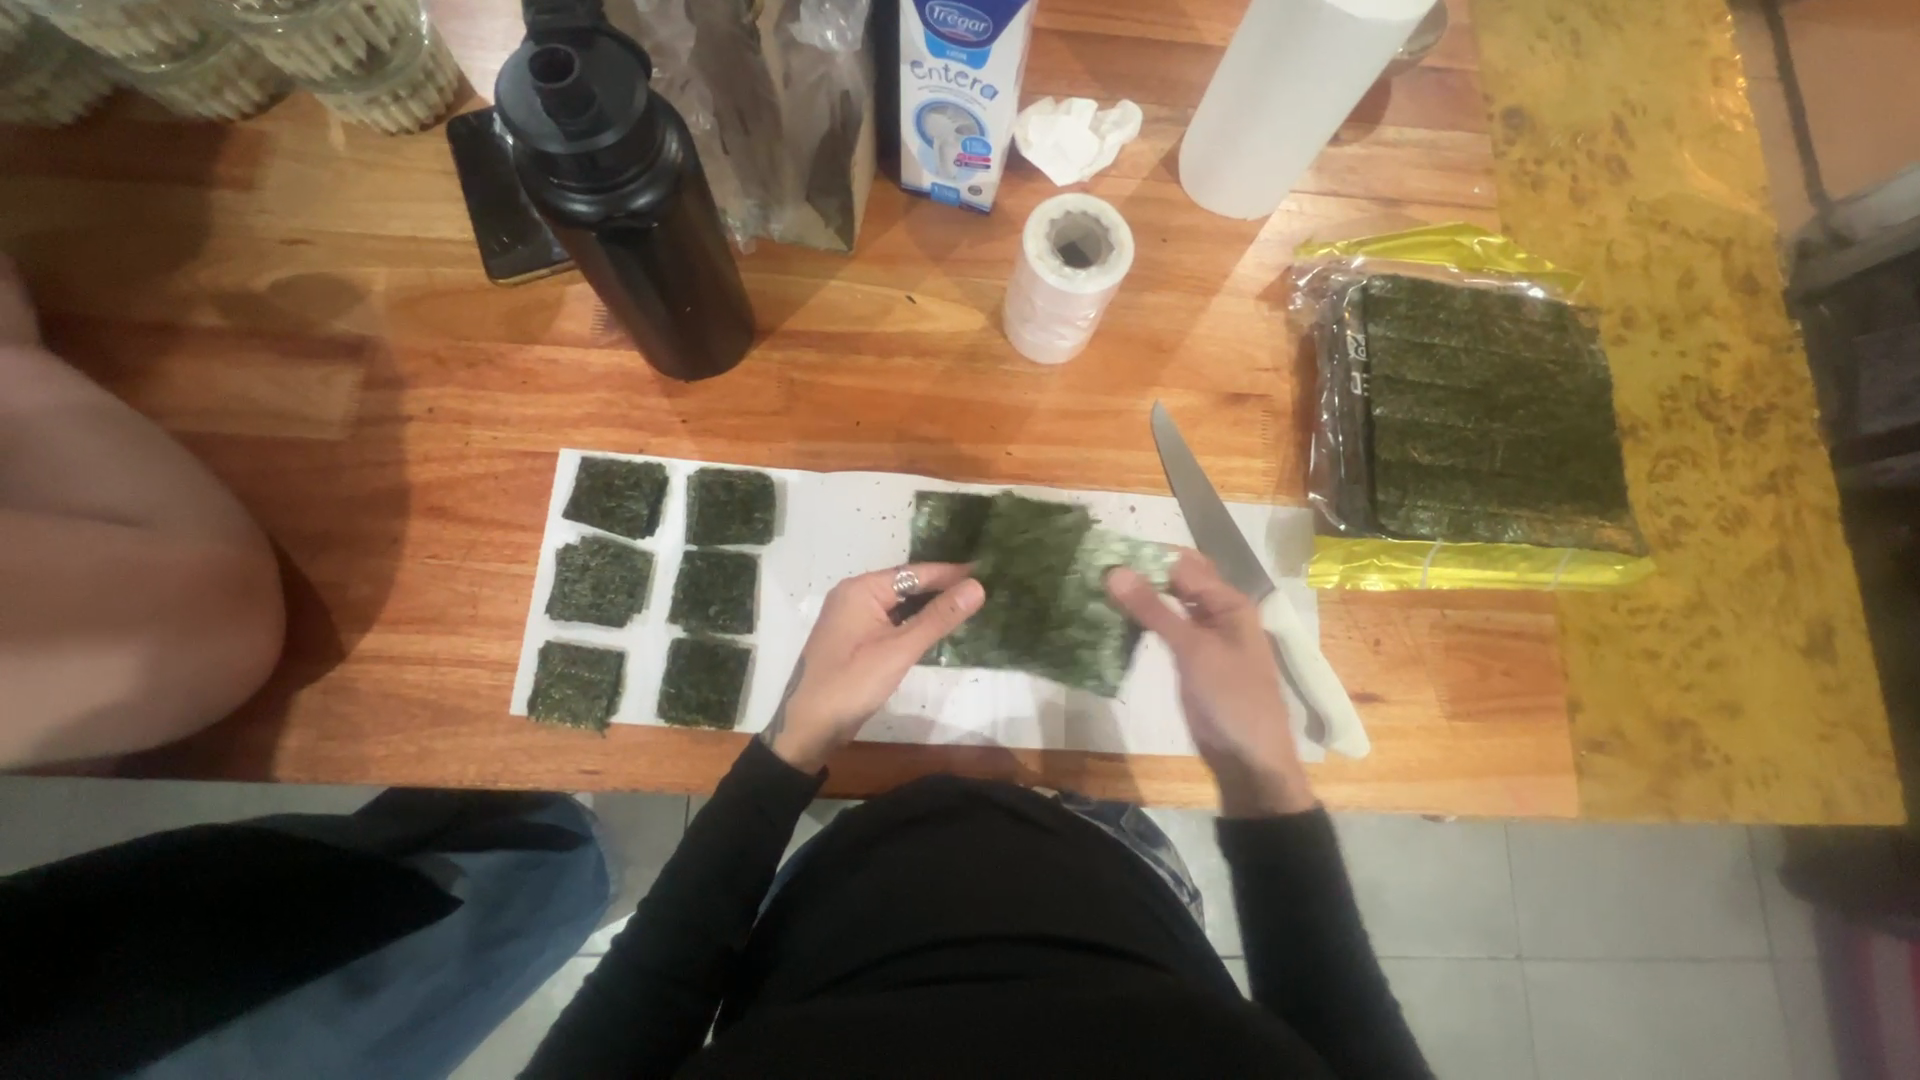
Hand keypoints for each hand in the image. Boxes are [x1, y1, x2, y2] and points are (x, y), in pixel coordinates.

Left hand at [761, 563, 984, 772]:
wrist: (807, 728)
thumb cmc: (851, 684)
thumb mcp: (899, 650)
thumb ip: (938, 617)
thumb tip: (977, 587)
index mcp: (860, 590)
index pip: (914, 573)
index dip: (950, 573)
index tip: (985, 571)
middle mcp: (853, 596)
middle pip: (906, 585)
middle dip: (941, 588)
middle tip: (981, 590)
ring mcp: (851, 618)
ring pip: (898, 604)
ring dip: (928, 606)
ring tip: (967, 605)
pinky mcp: (853, 639)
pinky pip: (889, 621)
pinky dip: (912, 622)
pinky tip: (935, 628)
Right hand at [1106, 551, 1315, 816]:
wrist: (1249, 758)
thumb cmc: (1232, 697)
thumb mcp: (1193, 649)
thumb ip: (1154, 609)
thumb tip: (1113, 570)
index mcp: (1229, 602)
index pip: (1183, 564)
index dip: (1147, 555)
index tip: (1105, 552)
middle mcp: (1218, 612)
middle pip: (1177, 581)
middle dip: (1141, 573)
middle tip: (1096, 568)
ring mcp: (1204, 637)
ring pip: (1168, 604)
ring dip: (1139, 597)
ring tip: (1097, 588)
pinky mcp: (1190, 659)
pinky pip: (1165, 629)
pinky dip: (1142, 621)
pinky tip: (1113, 618)